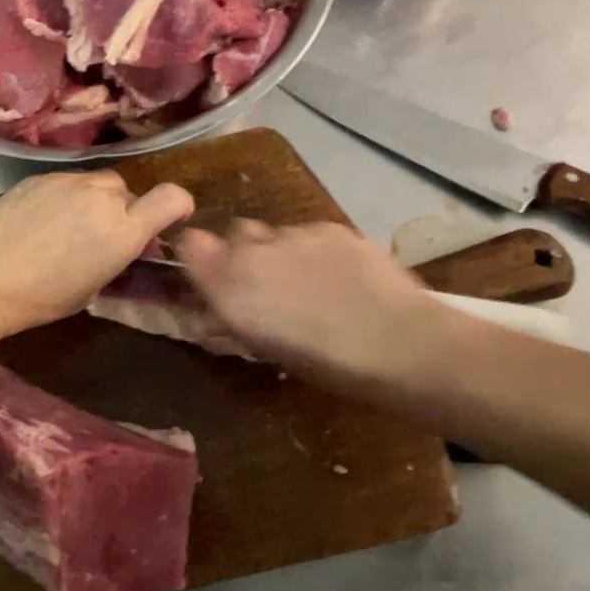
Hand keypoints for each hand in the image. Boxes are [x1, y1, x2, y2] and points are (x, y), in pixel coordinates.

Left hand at [0, 172, 193, 341]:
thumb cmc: (39, 299)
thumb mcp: (92, 287)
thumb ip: (115, 255)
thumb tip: (119, 242)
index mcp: (123, 230)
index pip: (172, 197)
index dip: (175, 207)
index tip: (164, 221)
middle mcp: (101, 197)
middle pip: (128, 191)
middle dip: (122, 209)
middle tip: (100, 234)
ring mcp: (67, 181)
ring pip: (95, 183)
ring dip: (92, 200)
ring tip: (67, 226)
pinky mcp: (38, 177)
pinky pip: (65, 182)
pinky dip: (62, 196)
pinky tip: (39, 220)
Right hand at [175, 220, 464, 393]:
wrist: (400, 343)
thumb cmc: (327, 364)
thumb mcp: (267, 350)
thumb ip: (232, 326)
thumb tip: (211, 319)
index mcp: (227, 286)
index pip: (189, 245)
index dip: (198, 256)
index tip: (210, 276)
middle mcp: (251, 251)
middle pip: (233, 235)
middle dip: (244, 254)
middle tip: (268, 286)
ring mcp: (292, 234)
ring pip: (274, 234)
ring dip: (282, 253)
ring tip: (313, 284)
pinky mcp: (330, 227)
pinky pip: (309, 233)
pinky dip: (316, 250)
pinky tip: (341, 276)